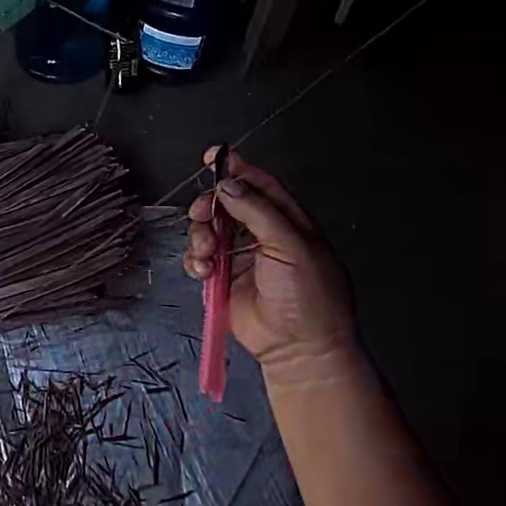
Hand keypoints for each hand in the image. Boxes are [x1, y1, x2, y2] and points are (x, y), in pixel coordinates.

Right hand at [182, 149, 357, 375]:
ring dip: (201, 236)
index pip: (258, 184)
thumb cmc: (308, 295)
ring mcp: (240, 258)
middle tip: (202, 214)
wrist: (298, 348)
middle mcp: (261, 235)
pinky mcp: (223, 280)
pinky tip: (204, 271)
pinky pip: (200, 260)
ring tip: (207, 253)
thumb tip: (228, 184)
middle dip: (209, 206)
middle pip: (225, 205)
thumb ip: (257, 210)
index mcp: (286, 221)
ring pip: (208, 230)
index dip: (235, 169)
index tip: (213, 157)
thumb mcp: (290, 244)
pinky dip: (196, 261)